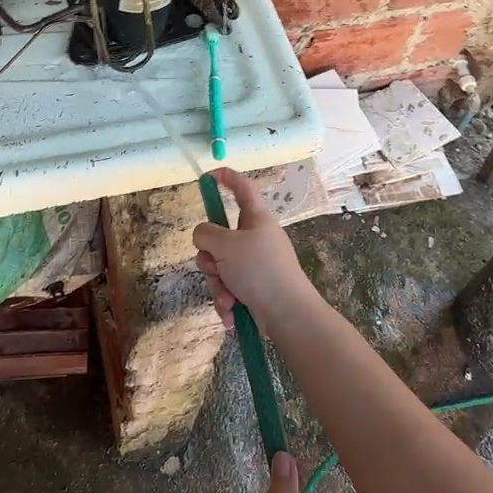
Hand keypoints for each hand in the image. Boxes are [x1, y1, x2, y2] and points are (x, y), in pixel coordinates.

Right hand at [194, 168, 319, 332]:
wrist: (288, 314)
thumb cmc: (259, 270)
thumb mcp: (226, 245)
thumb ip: (206, 233)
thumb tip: (203, 236)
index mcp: (256, 218)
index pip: (242, 188)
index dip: (226, 178)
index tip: (208, 176)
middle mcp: (256, 238)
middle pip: (220, 238)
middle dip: (210, 257)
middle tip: (215, 266)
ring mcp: (255, 265)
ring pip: (221, 267)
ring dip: (218, 285)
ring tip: (228, 299)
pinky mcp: (254, 288)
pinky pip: (229, 289)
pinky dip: (227, 302)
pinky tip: (232, 315)